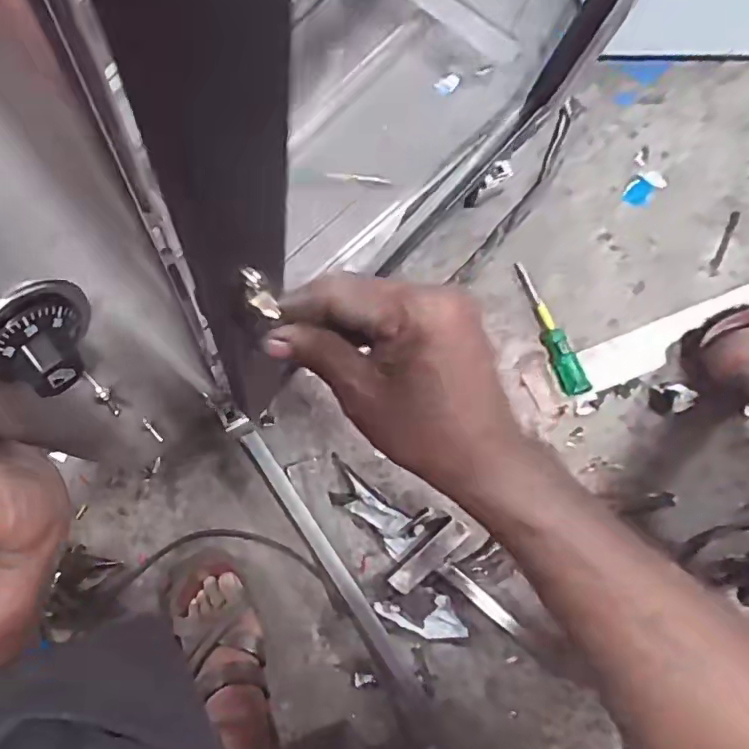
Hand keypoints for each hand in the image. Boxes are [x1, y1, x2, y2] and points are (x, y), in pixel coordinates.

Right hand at [264, 274, 529, 499]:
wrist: (484, 458)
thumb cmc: (422, 435)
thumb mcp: (361, 394)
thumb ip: (319, 353)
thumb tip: (275, 336)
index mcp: (416, 308)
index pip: (340, 292)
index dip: (297, 305)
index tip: (264, 321)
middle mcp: (435, 291)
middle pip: (359, 289)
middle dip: (317, 310)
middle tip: (281, 334)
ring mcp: (447, 301)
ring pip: (376, 298)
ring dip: (341, 318)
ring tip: (306, 341)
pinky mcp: (451, 315)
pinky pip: (397, 309)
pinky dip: (368, 324)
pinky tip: (344, 342)